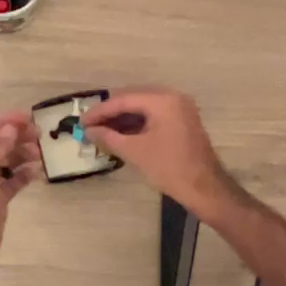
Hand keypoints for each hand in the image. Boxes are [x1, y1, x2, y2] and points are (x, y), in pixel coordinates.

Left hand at [0, 112, 39, 277]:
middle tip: (39, 135)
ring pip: (6, 162)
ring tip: (41, 153)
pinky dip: (24, 175)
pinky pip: (12, 182)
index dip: (2, 120)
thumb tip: (10, 127)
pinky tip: (37, 172)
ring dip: (22, 154)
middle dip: (16, 136)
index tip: (26, 117)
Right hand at [85, 87, 234, 209]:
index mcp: (162, 100)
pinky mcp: (181, 121)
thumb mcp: (134, 151)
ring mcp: (179, 109)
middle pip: (133, 99)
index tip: (81, 122)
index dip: (99, 111)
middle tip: (89, 126)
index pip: (123, 100)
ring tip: (101, 132)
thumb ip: (108, 137)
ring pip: (142, 108)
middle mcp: (172, 97)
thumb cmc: (168, 167)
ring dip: (122, 119)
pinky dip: (136, 124)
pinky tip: (120, 135)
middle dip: (110, 114)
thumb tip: (88, 131)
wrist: (204, 188)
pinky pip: (153, 116)